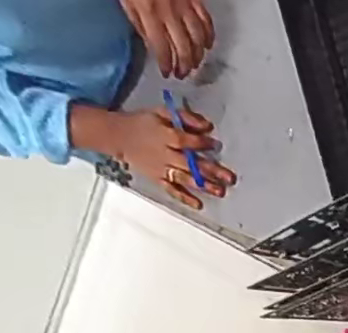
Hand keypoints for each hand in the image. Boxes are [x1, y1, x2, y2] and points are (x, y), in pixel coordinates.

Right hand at [69, 105, 235, 209]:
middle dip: (211, 170)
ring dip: (203, 186)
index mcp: (165, 134)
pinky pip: (172, 190)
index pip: (185, 141)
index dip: (201, 143)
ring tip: (220, 191)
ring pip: (185, 178)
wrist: (118, 136)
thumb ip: (184, 117)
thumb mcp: (161, 112)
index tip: (215, 144)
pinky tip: (198, 205)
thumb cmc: (143, 122)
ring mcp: (161, 169)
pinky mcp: (158, 179)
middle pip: (190, 163)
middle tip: (229, 178)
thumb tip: (207, 125)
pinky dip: (185, 198)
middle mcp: (165, 153)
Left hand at [120, 0, 214, 77]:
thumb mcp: (126, 0)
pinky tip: (206, 46)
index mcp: (149, 12)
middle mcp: (169, 12)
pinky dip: (208, 36)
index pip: (161, 49)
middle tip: (181, 74)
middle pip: (183, 49)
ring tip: (193, 64)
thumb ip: (138, 22)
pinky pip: (206, 21)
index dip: (166, 65)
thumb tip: (151, 45)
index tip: (166, 73)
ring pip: (197, 39)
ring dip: (197, 56)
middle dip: (184, 66)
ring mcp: (184, 5)